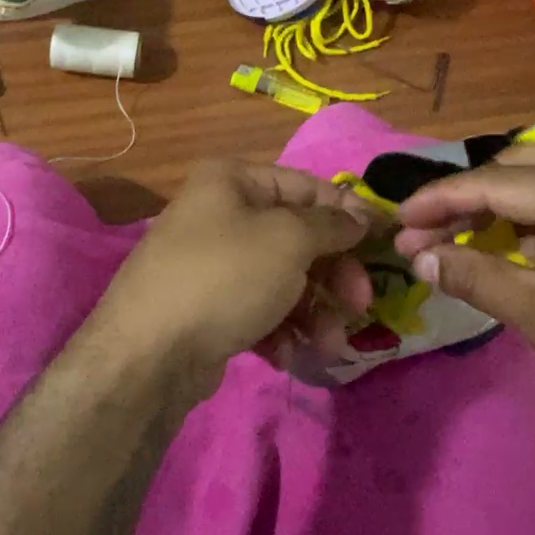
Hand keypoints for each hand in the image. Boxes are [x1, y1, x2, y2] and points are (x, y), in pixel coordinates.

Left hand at [92, 159, 379, 382]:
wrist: (151, 351)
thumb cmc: (225, 276)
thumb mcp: (288, 240)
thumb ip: (330, 225)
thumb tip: (359, 215)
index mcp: (231, 181)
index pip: (305, 186)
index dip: (346, 214)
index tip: (383, 245)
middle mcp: (219, 213)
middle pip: (296, 237)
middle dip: (333, 274)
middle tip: (359, 305)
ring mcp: (211, 263)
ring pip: (282, 280)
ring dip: (313, 312)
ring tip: (326, 344)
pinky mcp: (208, 308)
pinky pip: (259, 310)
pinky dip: (279, 331)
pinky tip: (284, 354)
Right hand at [395, 146, 534, 482]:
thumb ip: (476, 276)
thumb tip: (419, 256)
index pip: (494, 181)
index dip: (438, 200)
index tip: (395, 224)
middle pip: (519, 168)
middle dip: (467, 197)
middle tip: (426, 235)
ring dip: (497, 210)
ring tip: (457, 246)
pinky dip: (531, 227)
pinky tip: (509, 257)